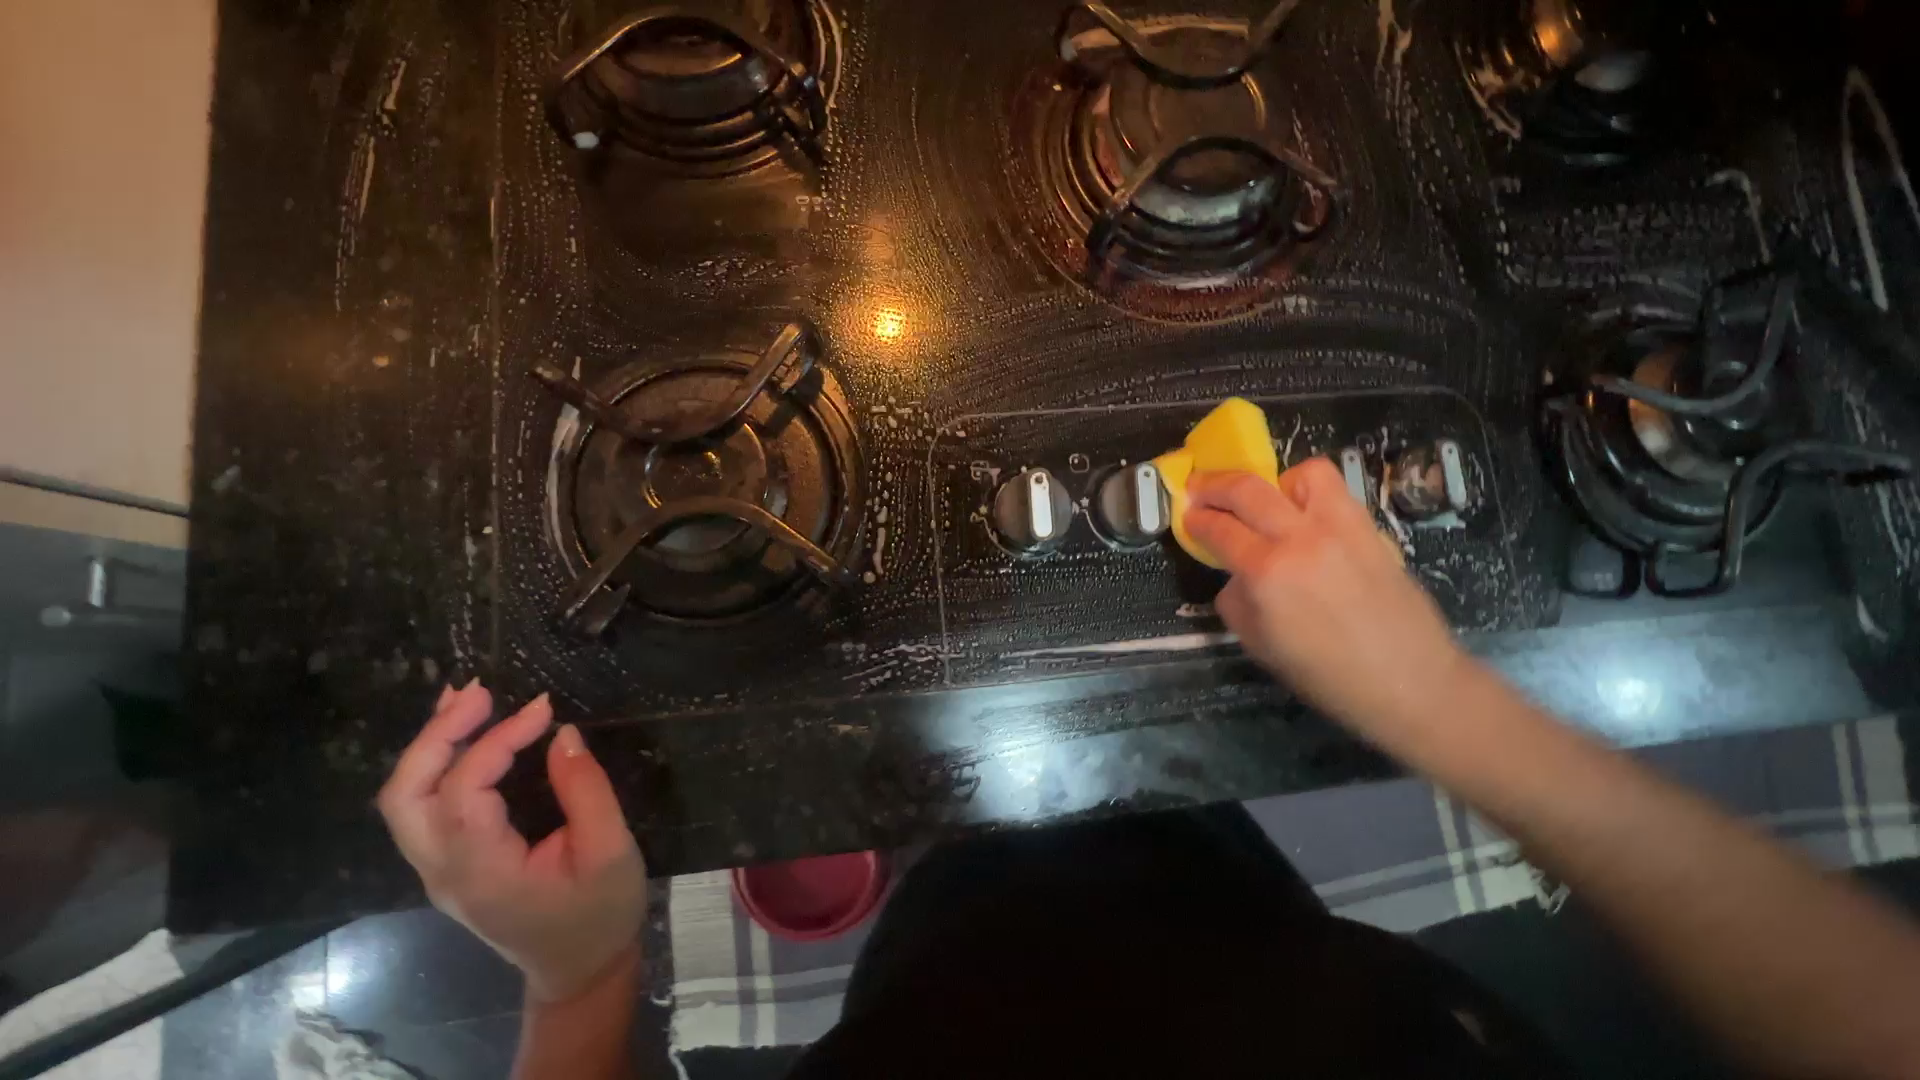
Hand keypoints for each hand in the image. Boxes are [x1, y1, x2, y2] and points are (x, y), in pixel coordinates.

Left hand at [377, 682, 646, 1002]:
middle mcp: (443, 871)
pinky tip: (465, 733)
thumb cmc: (601, 912)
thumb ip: (585, 791)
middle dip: (436, 735)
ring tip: (466, 698)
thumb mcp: (609, 851)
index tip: (544, 708)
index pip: (463, 791)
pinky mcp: (448, 864)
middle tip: (481, 690)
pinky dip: (436, 763)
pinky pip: (422, 807)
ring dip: (429, 745)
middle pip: (405, 795)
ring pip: (403, 800)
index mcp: (481, 870)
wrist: (580, 968)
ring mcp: (437, 870)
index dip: (496, 741)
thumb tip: (562, 734)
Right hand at [1185, 460, 1473, 742]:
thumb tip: (1235, 572)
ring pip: (1298, 475)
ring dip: (1270, 481)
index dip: (1196, 520)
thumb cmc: (1326, 676)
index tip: (1187, 516)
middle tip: (1199, 487)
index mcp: (1267, 574)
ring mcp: (1339, 527)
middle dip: (1214, 484)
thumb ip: (1237, 599)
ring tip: (1263, 500)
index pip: (1219, 530)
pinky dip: (1309, 490)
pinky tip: (1302, 514)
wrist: (1408, 681)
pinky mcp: (1368, 527)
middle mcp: (1300, 539)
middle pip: (1247, 489)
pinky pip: (1333, 489)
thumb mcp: (1259, 645)